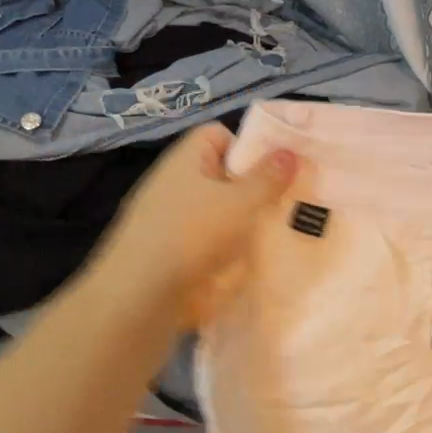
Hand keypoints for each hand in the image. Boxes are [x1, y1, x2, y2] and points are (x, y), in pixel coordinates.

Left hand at [79, 123, 297, 318]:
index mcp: (186, 161)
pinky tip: (253, 259)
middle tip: (287, 201)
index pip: (217, 134)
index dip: (247, 144)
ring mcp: (172, 220)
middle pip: (223, 174)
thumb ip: (269, 177)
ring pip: (220, 209)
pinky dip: (231, 246)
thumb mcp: (242, 202)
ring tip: (278, 232)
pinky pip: (211, 239)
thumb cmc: (192, 235)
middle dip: (255, 186)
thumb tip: (290, 151)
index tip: (274, 169)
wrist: (141, 298)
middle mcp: (176, 185)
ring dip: (246, 220)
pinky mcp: (173, 252)